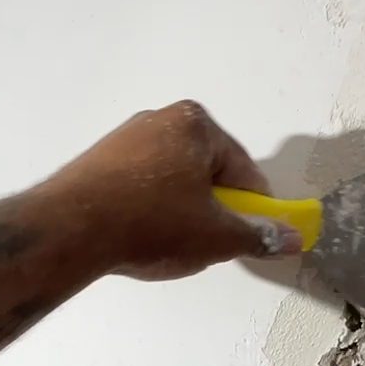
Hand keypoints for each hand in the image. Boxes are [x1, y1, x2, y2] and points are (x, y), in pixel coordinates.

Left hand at [39, 100, 303, 279]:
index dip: (254, 211)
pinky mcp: (99, 161)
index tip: (251, 238)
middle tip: (207, 246)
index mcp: (197, 125)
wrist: (72, 229)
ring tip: (170, 246)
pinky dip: (151, 211)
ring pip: (175, 182)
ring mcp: (126, 138)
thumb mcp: (217, 237)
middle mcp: (161, 119)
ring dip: (182, 213)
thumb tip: (293, 238)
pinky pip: (143, 187)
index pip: (244, 172)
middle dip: (213, 211)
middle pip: (208, 174)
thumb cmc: (154, 225)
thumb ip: (258, 237)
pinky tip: (142, 237)